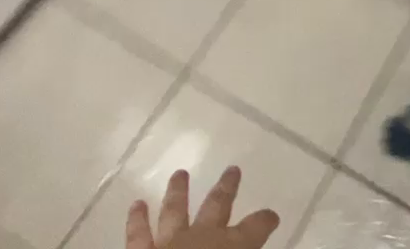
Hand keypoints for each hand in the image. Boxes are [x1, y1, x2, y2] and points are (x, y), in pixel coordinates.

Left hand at [126, 167, 279, 248]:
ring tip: (179, 174)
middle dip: (227, 187)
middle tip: (232, 169)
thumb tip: (255, 247)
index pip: (256, 227)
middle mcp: (203, 236)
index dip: (265, 220)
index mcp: (232, 246)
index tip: (272, 215)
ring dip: (178, 192)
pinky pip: (137, 235)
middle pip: (218, 205)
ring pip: (175, 210)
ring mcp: (170, 242)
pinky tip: (136, 205)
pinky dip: (136, 219)